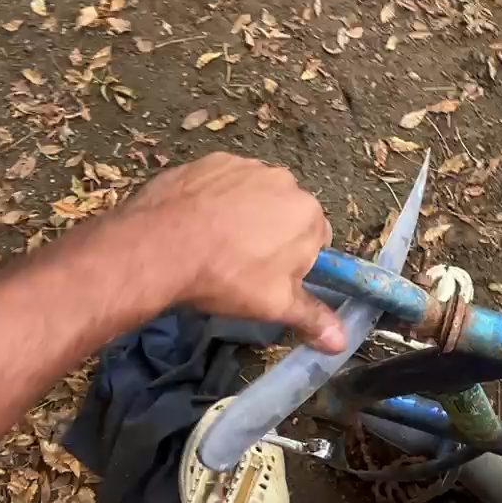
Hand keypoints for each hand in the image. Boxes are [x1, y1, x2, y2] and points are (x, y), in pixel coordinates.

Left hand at [106, 154, 346, 352]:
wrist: (159, 247)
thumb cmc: (227, 277)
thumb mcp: (274, 305)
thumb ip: (312, 317)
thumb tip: (341, 341)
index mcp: (308, 213)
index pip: (316, 239)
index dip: (294, 261)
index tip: (270, 277)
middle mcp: (284, 180)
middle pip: (285, 212)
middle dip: (271, 233)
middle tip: (241, 262)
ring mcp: (246, 166)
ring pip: (254, 195)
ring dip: (243, 214)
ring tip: (214, 242)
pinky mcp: (212, 161)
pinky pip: (223, 182)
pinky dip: (215, 198)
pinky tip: (196, 221)